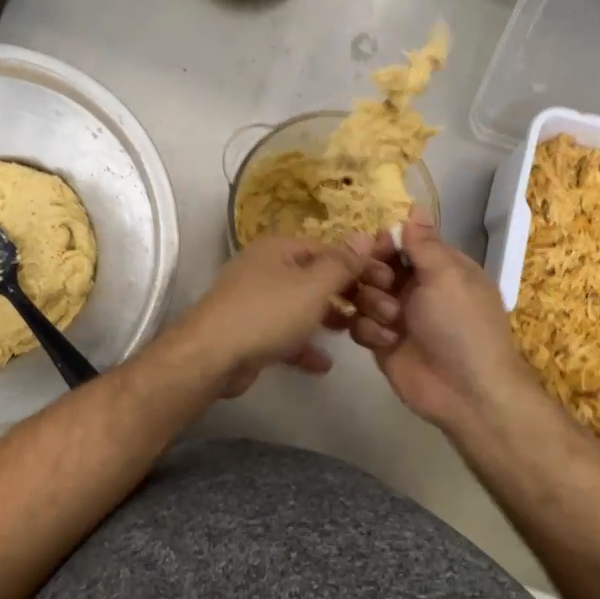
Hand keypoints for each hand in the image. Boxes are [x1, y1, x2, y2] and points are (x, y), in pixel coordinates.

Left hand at [173, 234, 378, 396]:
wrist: (213, 355)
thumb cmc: (268, 313)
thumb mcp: (313, 285)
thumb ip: (342, 263)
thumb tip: (364, 235)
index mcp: (278, 249)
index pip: (327, 249)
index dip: (358, 265)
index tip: (386, 285)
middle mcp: (264, 268)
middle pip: (314, 278)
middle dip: (345, 295)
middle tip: (375, 313)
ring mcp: (254, 301)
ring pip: (300, 307)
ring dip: (327, 320)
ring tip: (354, 335)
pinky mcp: (249, 332)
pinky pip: (284, 334)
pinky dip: (304, 346)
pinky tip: (324, 364)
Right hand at [346, 210, 536, 436]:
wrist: (466, 390)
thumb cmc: (461, 325)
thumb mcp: (447, 276)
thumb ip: (423, 243)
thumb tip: (417, 205)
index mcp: (439, 267)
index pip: (401, 242)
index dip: (384, 243)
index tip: (377, 250)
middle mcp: (417, 288)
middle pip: (375, 266)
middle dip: (373, 274)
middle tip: (386, 287)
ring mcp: (398, 316)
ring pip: (361, 294)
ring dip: (371, 304)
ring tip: (390, 320)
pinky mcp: (382, 342)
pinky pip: (358, 324)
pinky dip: (369, 330)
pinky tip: (387, 341)